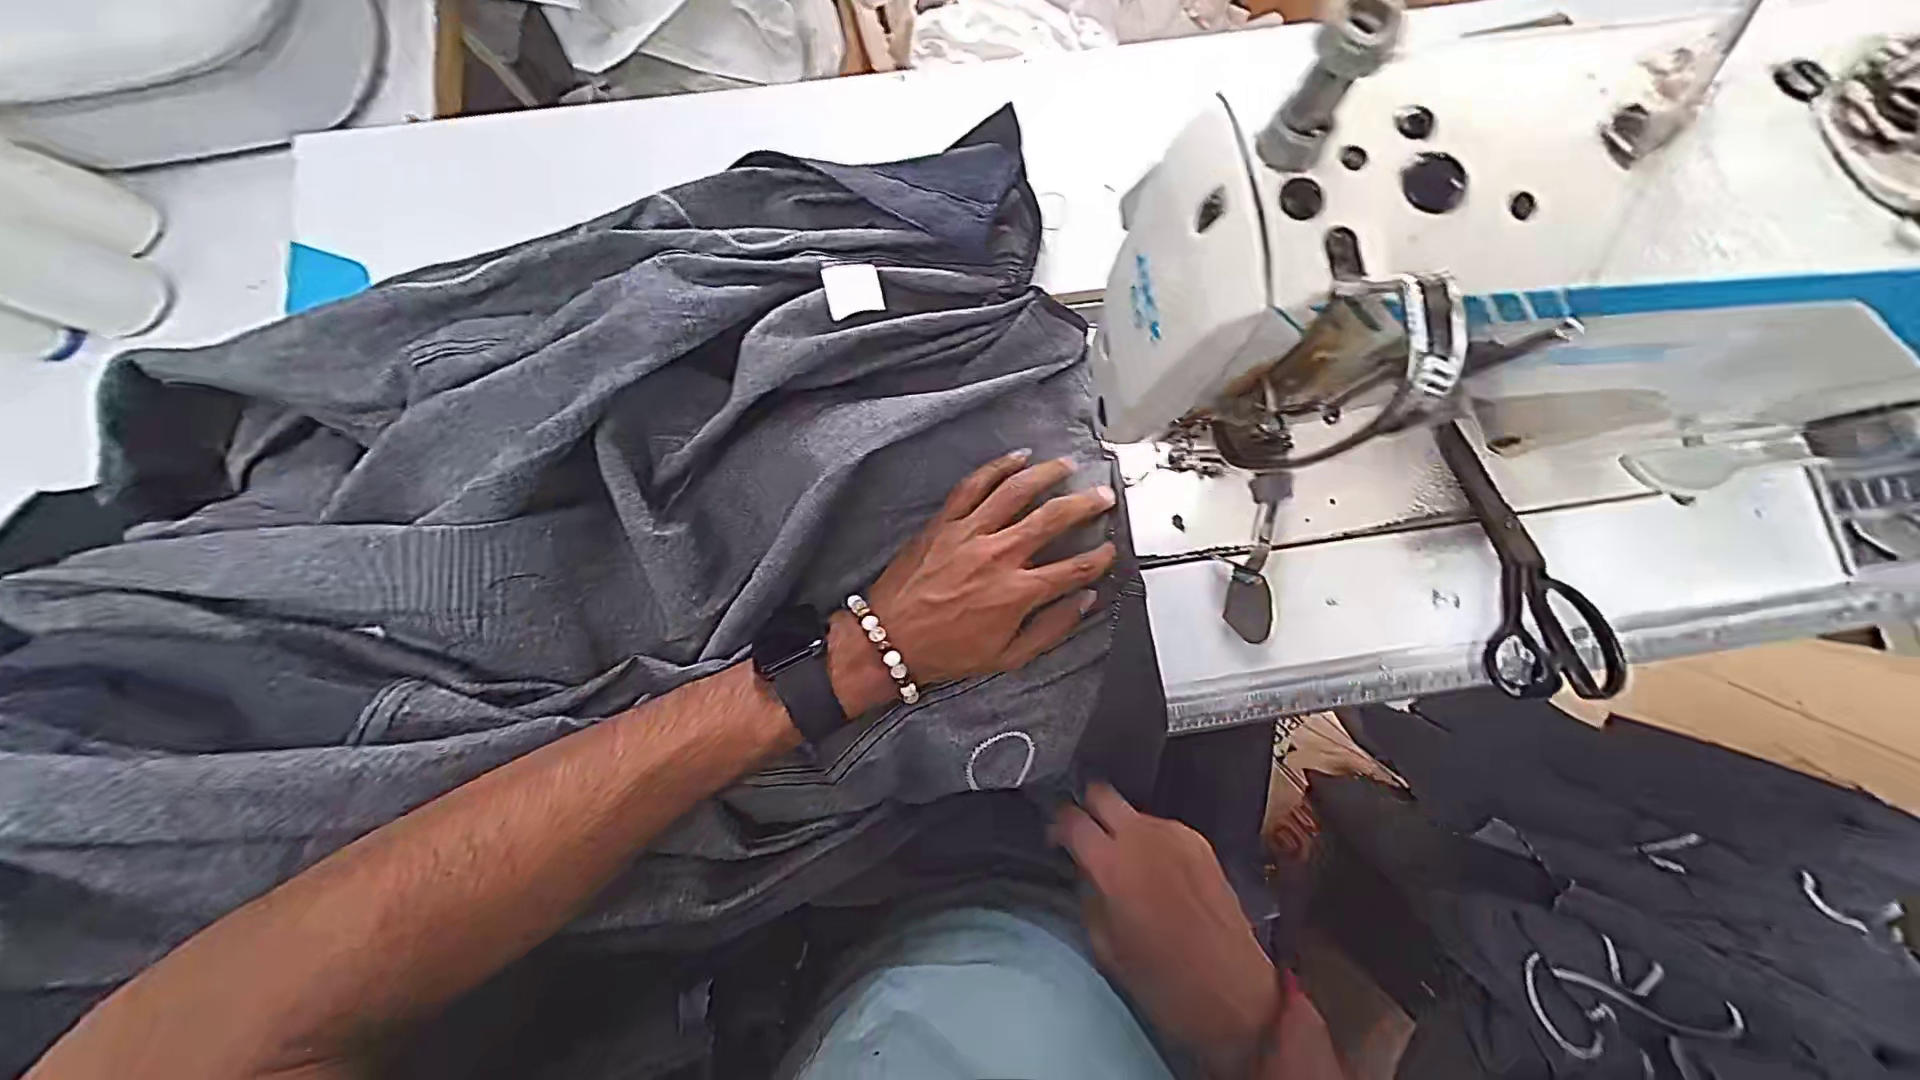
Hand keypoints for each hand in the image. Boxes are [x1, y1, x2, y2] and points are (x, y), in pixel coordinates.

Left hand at [828, 449, 1116, 714]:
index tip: (1109, 550)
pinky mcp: (945, 523)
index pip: (1074, 568)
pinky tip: (1016, 459)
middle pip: (1054, 518)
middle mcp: (997, 556)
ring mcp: (970, 534)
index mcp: (1017, 592)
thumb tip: (1083, 603)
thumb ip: (1052, 628)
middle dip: (1086, 504)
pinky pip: (974, 485)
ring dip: (1047, 474)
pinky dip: (997, 468)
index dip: (1099, 558)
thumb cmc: (945, 650)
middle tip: (1102, 496)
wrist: (890, 639)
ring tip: (1066, 466)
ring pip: (1017, 491)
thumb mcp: (1007, 656)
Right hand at [1053, 784, 1280, 1077]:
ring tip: (1129, 863)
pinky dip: (1152, 841)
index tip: (1057, 840)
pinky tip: (1160, 872)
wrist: (1236, 994)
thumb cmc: (1165, 983)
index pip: (1070, 818)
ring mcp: (1174, 835)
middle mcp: (1141, 837)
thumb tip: (1086, 871)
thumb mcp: (1106, 946)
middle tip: (1088, 836)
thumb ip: (1089, 895)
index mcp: (1111, 865)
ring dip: (1123, 829)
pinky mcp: (1199, 842)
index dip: (1057, 826)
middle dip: (1088, 808)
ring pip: (1133, 811)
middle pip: (1100, 792)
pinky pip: (1163, 828)